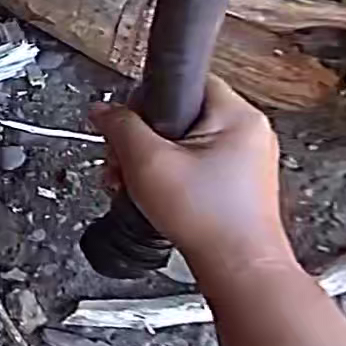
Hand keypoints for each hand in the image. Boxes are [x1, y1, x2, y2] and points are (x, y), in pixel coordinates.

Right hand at [90, 76, 291, 269]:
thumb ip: (118, 126)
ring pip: (172, 139)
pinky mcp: (228, 177)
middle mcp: (244, 132)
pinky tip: (145, 190)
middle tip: (125, 159)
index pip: (181, 81)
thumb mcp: (145, 160)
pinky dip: (157, 171)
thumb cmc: (206, 215)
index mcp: (236, 117)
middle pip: (170, 114)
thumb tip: (101, 109)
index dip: (145, 100)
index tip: (129, 123)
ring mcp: (238, 156)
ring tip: (132, 180)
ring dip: (141, 158)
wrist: (235, 263)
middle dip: (135, 137)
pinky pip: (182, 159)